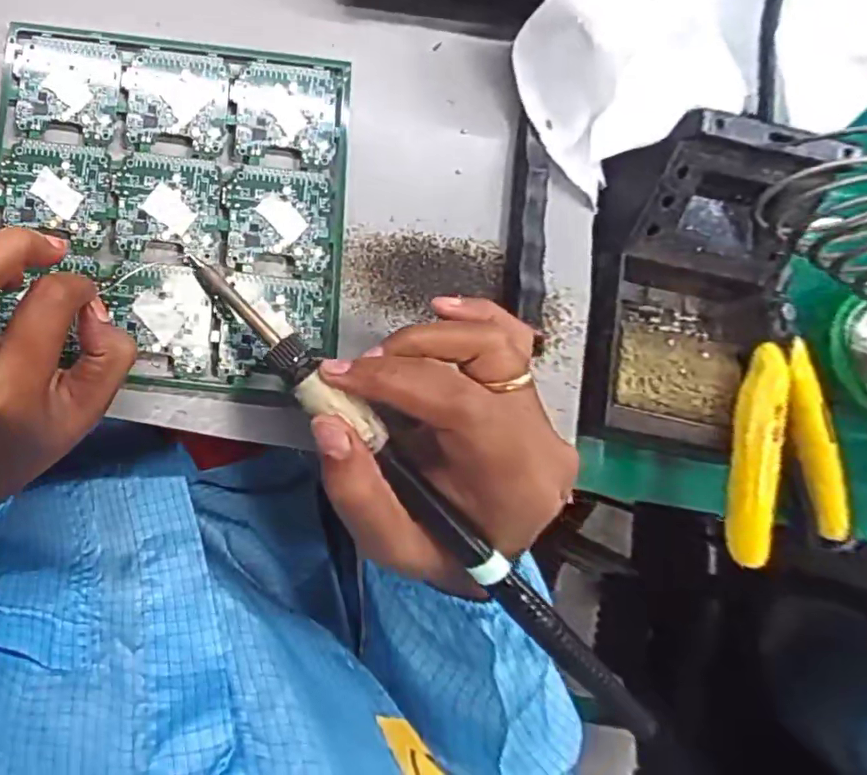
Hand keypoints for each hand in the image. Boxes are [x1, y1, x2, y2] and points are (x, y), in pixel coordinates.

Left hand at [0, 228, 136, 506]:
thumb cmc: (24, 444)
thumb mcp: (84, 414)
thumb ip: (107, 358)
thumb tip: (89, 305)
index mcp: (7, 396)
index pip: (42, 310)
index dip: (72, 285)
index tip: (81, 291)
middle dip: (11, 246)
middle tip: (42, 251)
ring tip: (3, 265)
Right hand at [309, 297, 576, 595]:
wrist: (474, 558)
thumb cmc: (435, 549)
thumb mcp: (388, 542)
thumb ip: (355, 490)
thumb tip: (328, 423)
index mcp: (513, 477)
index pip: (462, 403)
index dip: (393, 379)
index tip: (337, 376)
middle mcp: (537, 440)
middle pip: (482, 361)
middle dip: (402, 356)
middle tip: (353, 374)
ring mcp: (535, 415)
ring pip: (494, 340)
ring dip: (426, 338)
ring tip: (382, 358)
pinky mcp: (521, 396)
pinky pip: (509, 338)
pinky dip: (471, 317)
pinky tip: (440, 309)